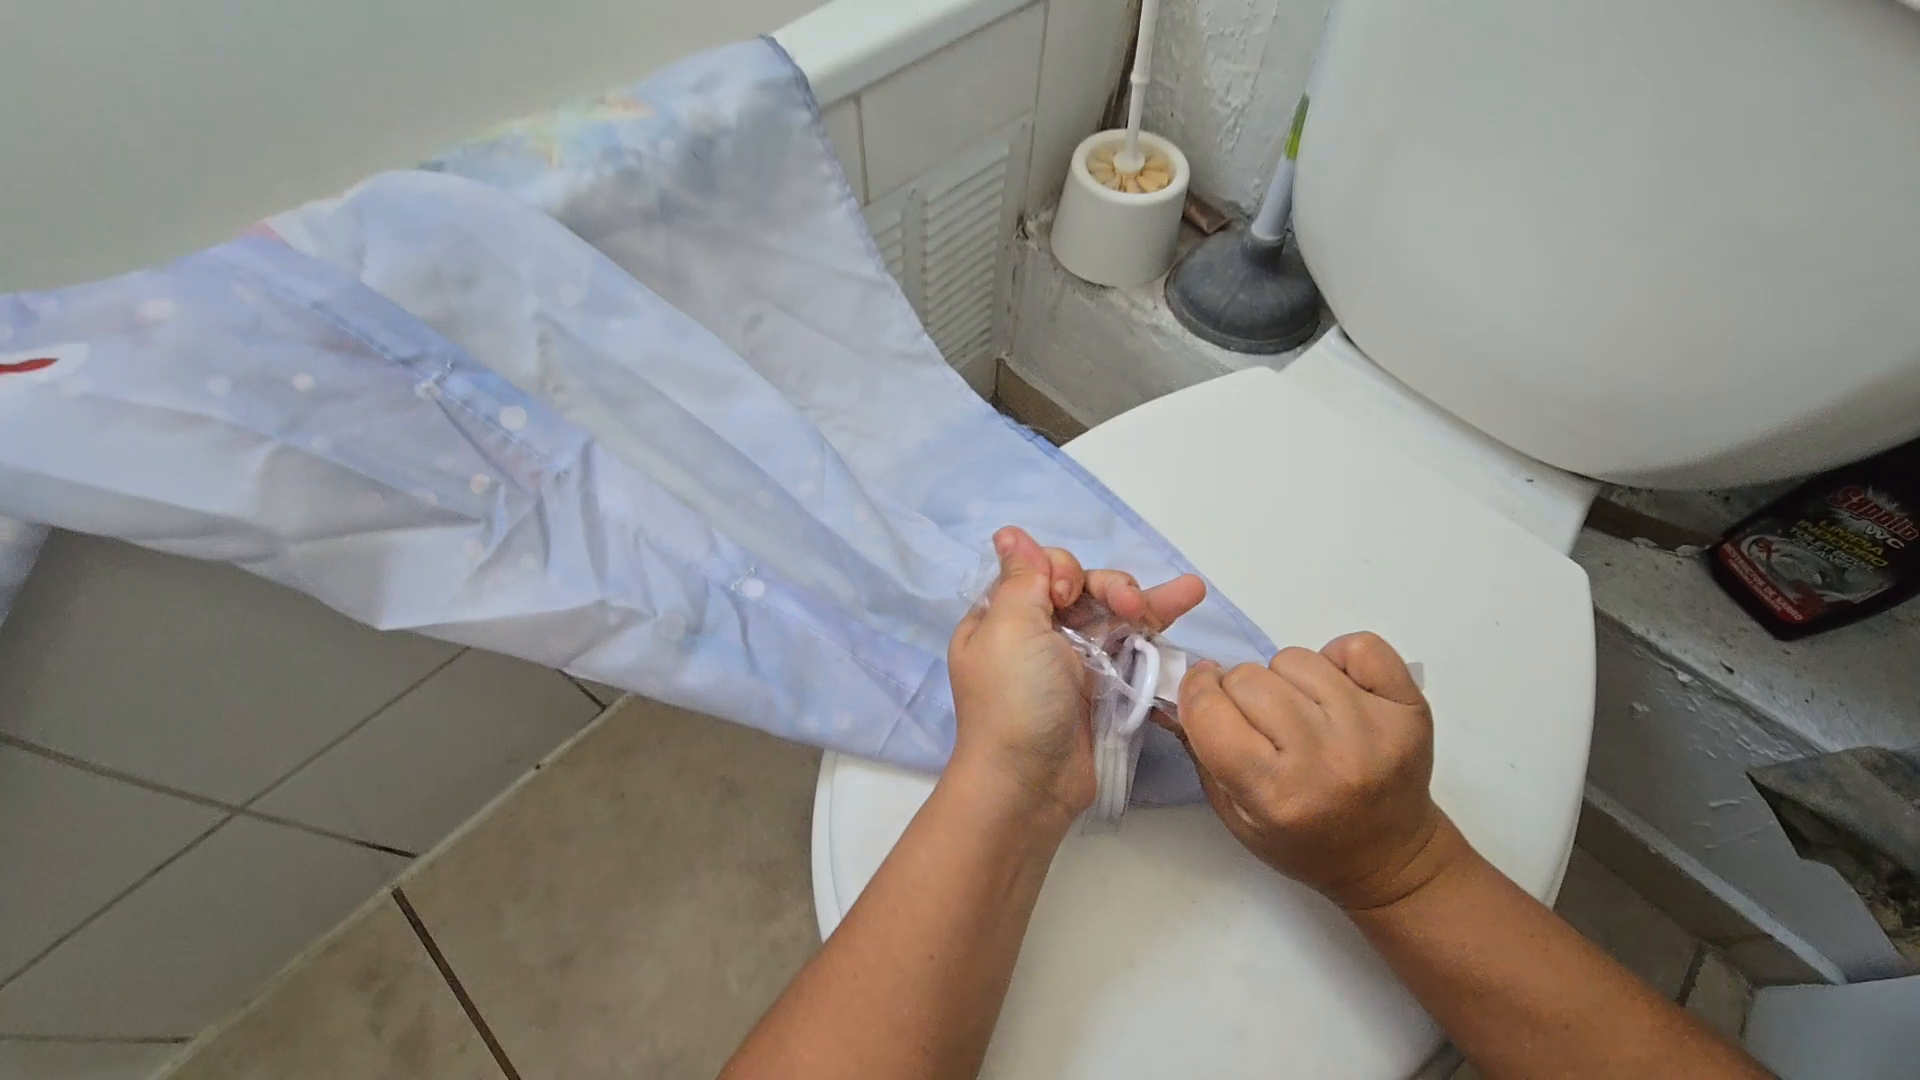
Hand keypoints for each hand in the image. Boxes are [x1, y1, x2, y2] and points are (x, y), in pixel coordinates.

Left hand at [946, 526, 1205, 824]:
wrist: (1029, 783)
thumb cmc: (1014, 700)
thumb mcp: (1009, 629)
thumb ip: (1020, 578)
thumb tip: (1008, 532)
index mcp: (1002, 615)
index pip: (1039, 569)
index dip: (1061, 571)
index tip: (1062, 595)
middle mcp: (1034, 632)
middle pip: (1081, 588)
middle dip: (1109, 587)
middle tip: (1130, 604)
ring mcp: (1069, 659)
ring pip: (1111, 614)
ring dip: (1145, 599)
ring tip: (1189, 590)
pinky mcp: (1099, 685)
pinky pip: (1128, 645)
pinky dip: (1154, 627)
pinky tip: (1186, 601)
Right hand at [1174, 632, 1466, 909]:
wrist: (1388, 858)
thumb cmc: (1300, 839)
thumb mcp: (1234, 812)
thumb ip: (1201, 747)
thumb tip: (1176, 686)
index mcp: (1275, 792)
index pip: (1208, 709)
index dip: (1197, 692)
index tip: (1203, 695)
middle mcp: (1325, 759)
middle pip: (1248, 678)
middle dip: (1238, 690)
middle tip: (1256, 717)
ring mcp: (1373, 730)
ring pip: (1294, 659)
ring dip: (1285, 678)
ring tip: (1299, 709)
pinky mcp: (1410, 709)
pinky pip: (1359, 646)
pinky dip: (1340, 658)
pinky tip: (1337, 690)